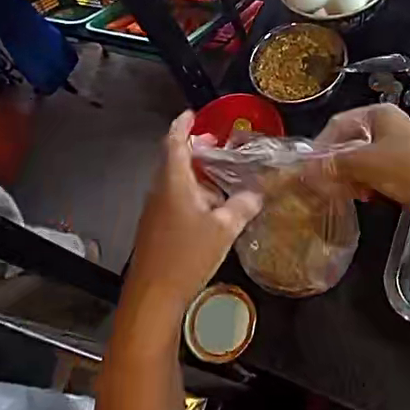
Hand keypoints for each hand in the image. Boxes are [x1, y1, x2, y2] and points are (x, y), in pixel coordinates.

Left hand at [126, 111, 263, 318]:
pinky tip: (211, 206)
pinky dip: (191, 191)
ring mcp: (155, 210)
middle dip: (194, 148)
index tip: (193, 114)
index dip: (182, 125)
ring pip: (174, 180)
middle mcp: (160, 190)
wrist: (153, 295)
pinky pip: (173, 198)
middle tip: (217, 145)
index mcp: (173, 182)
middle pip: (173, 159)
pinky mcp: (156, 227)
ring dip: (194, 172)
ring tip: (221, 175)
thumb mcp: (224, 229)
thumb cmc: (187, 255)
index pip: (174, 142)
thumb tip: (257, 193)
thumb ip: (242, 206)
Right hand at [314, 104, 409, 220]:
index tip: (308, 171)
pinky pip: (375, 174)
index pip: (337, 125)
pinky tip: (369, 198)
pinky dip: (368, 185)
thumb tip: (304, 169)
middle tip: (327, 186)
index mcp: (378, 114)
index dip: (320, 147)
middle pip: (348, 143)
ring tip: (352, 194)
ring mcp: (397, 147)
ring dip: (352, 178)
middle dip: (337, 165)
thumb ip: (334, 164)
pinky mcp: (405, 168)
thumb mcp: (367, 165)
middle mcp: (387, 125)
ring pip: (360, 161)